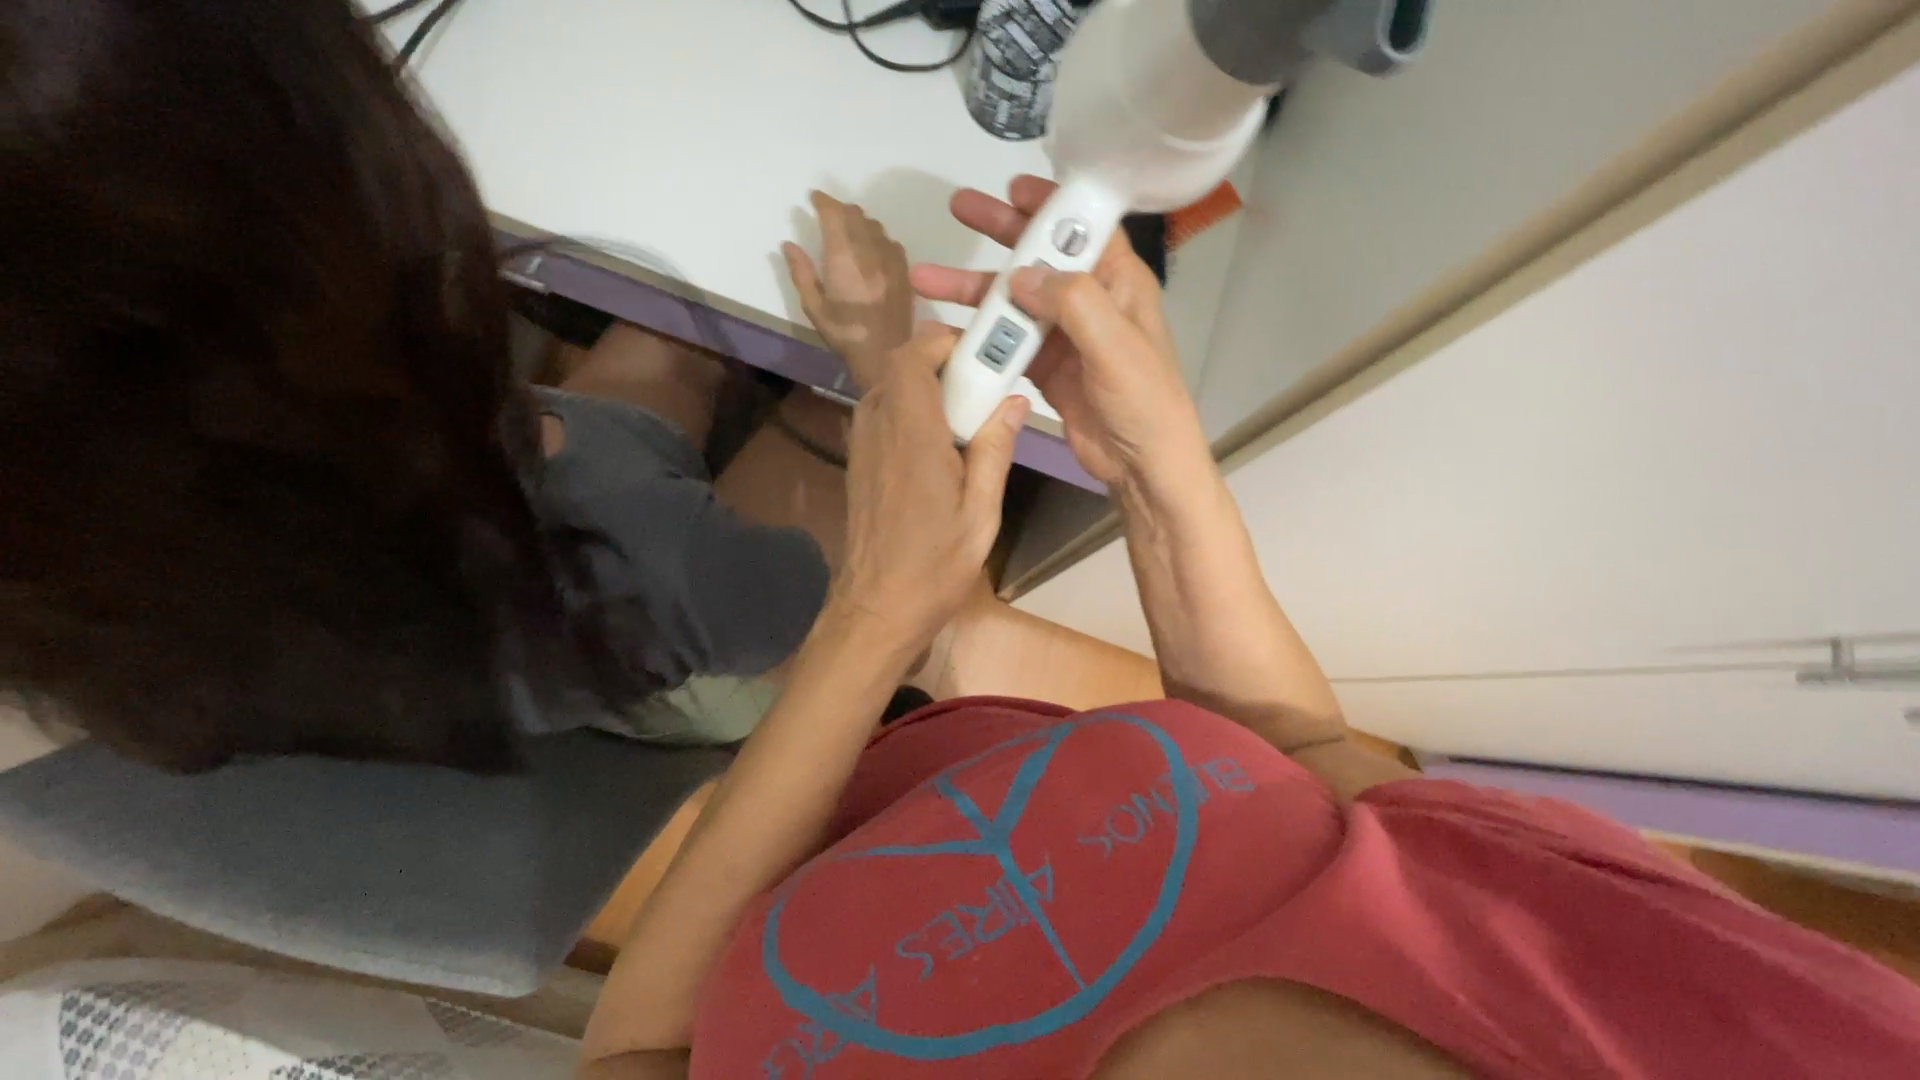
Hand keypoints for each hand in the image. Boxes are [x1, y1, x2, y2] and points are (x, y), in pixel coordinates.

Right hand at [783, 191, 914, 392]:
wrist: (888, 356)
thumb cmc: (845, 334)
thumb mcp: (814, 307)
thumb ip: (801, 272)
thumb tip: (789, 244)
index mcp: (844, 256)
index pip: (834, 213)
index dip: (823, 201)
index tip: (813, 198)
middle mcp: (870, 250)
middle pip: (856, 214)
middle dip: (840, 209)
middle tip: (828, 214)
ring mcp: (892, 259)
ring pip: (875, 225)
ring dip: (859, 221)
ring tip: (849, 229)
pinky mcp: (905, 271)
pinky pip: (891, 242)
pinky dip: (878, 237)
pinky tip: (872, 249)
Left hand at [829, 326, 1028, 651]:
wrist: (876, 608)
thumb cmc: (934, 567)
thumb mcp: (981, 513)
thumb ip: (994, 449)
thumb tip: (1013, 400)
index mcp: (911, 434)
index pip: (913, 357)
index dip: (944, 342)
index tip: (982, 356)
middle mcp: (878, 428)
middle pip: (901, 367)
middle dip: (942, 363)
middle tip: (983, 389)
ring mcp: (862, 445)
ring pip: (891, 388)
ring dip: (927, 388)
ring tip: (967, 418)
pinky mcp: (859, 462)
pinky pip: (883, 414)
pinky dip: (911, 411)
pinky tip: (940, 446)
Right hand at [909, 175, 1208, 490]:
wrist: (1141, 464)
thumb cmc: (1142, 398)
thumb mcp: (1113, 343)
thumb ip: (1069, 302)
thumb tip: (1019, 276)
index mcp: (1117, 282)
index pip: (1083, 229)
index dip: (1050, 205)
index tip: (1012, 187)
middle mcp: (1089, 302)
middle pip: (1039, 257)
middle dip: (1000, 233)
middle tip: (959, 209)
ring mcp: (1064, 336)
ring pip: (1014, 301)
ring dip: (973, 290)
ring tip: (925, 279)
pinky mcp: (1044, 368)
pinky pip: (1006, 342)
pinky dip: (978, 336)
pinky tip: (947, 330)